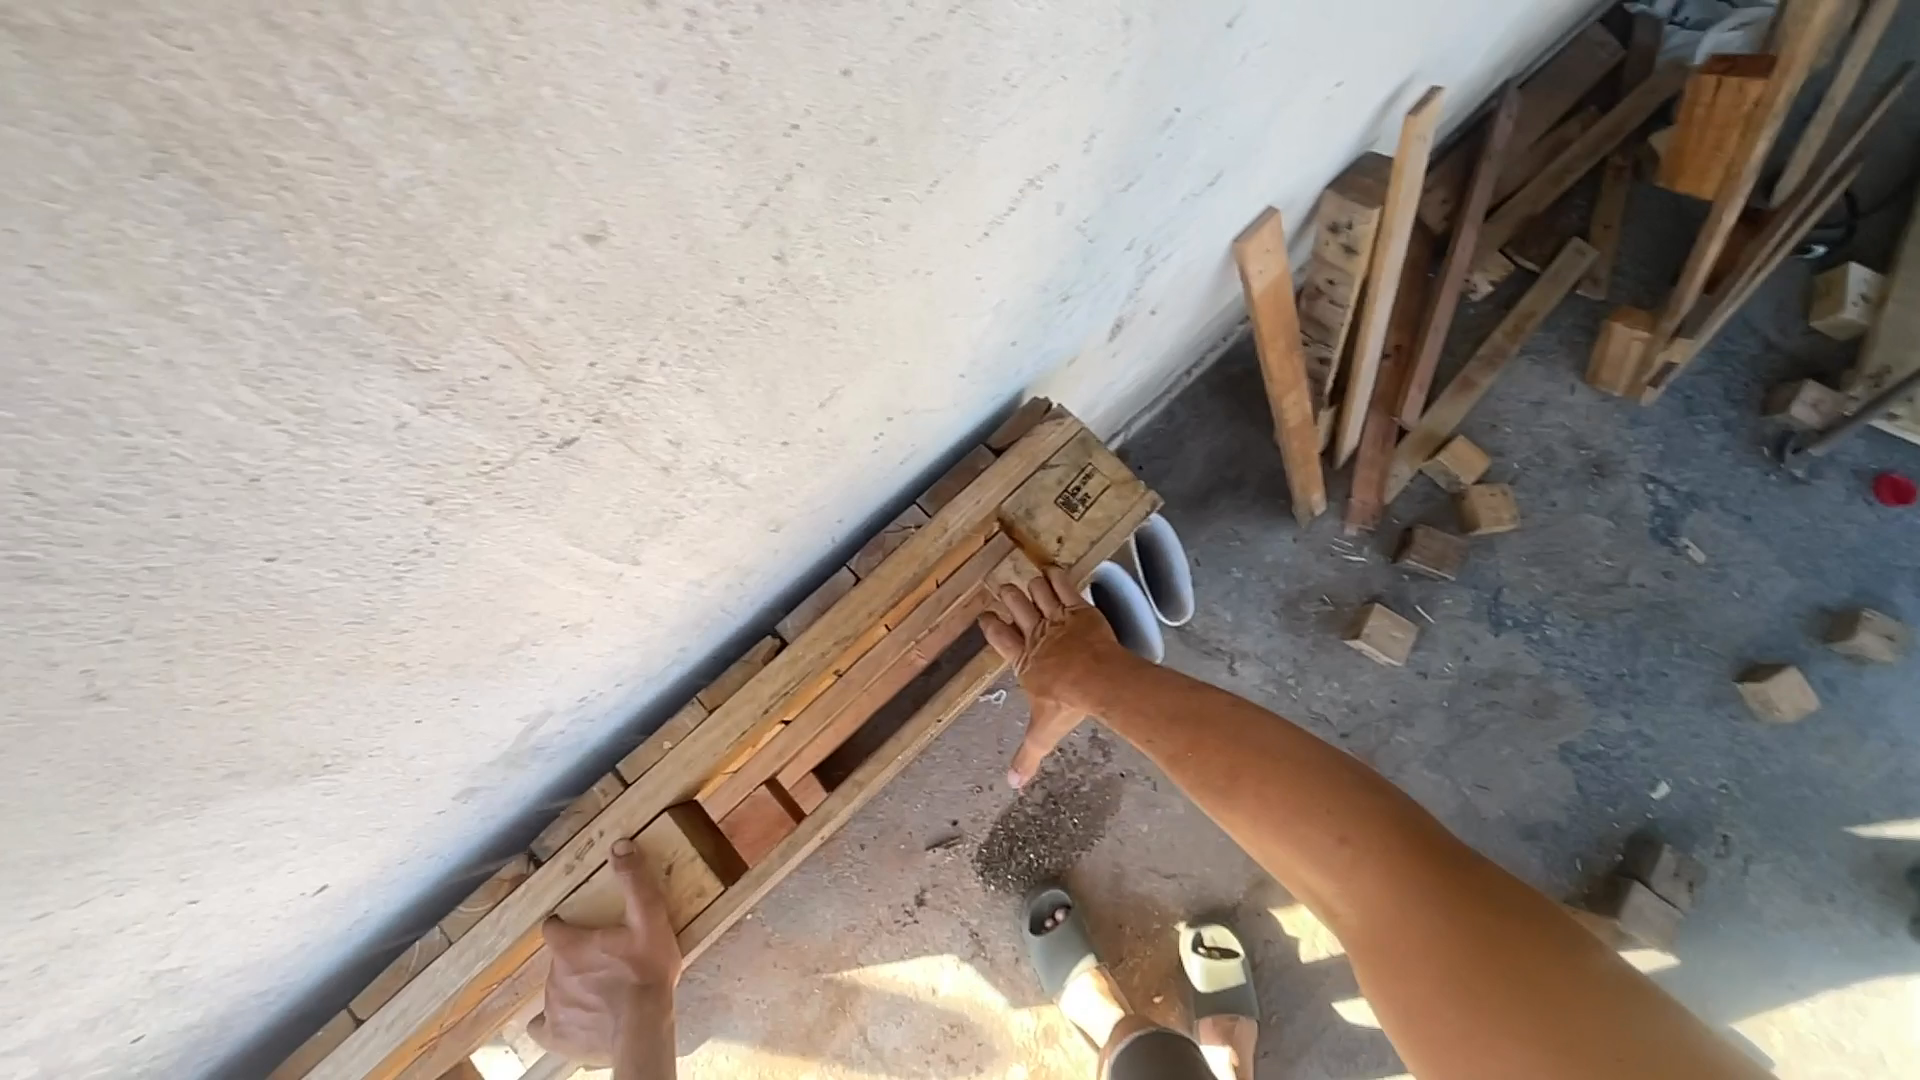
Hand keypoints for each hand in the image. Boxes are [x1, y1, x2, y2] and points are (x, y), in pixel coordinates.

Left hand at [531, 839, 681, 1065]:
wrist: (643, 1028)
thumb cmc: (647, 970)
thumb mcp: (650, 918)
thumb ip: (634, 881)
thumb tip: (619, 844)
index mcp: (571, 946)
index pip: (553, 928)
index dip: (564, 926)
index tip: (579, 928)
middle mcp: (554, 975)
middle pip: (559, 959)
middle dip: (576, 957)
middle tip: (604, 960)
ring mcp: (552, 1009)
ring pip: (556, 989)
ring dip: (573, 985)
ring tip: (600, 989)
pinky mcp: (555, 1037)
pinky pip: (544, 1025)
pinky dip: (557, 1020)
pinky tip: (576, 1017)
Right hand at [977, 565, 1132, 789]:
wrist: (1096, 680)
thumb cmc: (1066, 704)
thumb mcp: (1042, 733)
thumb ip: (1026, 756)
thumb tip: (1012, 785)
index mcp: (1022, 659)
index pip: (998, 635)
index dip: (990, 623)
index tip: (986, 616)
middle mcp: (1034, 633)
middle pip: (1014, 605)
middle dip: (1009, 596)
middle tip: (1008, 591)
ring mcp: (1055, 617)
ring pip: (1036, 590)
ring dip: (1034, 586)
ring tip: (1035, 584)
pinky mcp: (1077, 608)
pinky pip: (1063, 584)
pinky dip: (1057, 576)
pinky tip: (1055, 571)